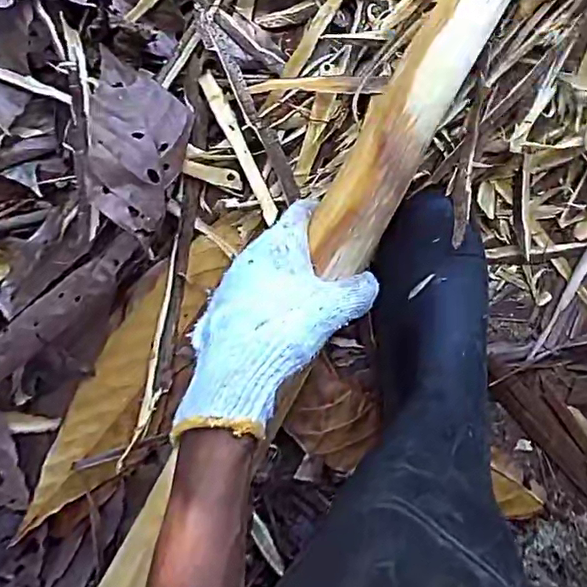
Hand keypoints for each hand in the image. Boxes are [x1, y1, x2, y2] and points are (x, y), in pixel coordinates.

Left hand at [172, 199, 377, 439]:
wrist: (233, 375)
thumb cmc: (285, 328)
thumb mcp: (333, 308)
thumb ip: (357, 291)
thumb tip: (370, 283)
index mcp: (279, 242)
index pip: (301, 210)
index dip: (319, 211)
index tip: (331, 219)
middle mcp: (250, 254)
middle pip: (281, 241)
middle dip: (302, 251)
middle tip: (324, 269)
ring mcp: (229, 281)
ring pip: (261, 269)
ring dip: (279, 279)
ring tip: (300, 303)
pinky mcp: (217, 310)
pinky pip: (245, 298)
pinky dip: (260, 305)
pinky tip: (273, 327)